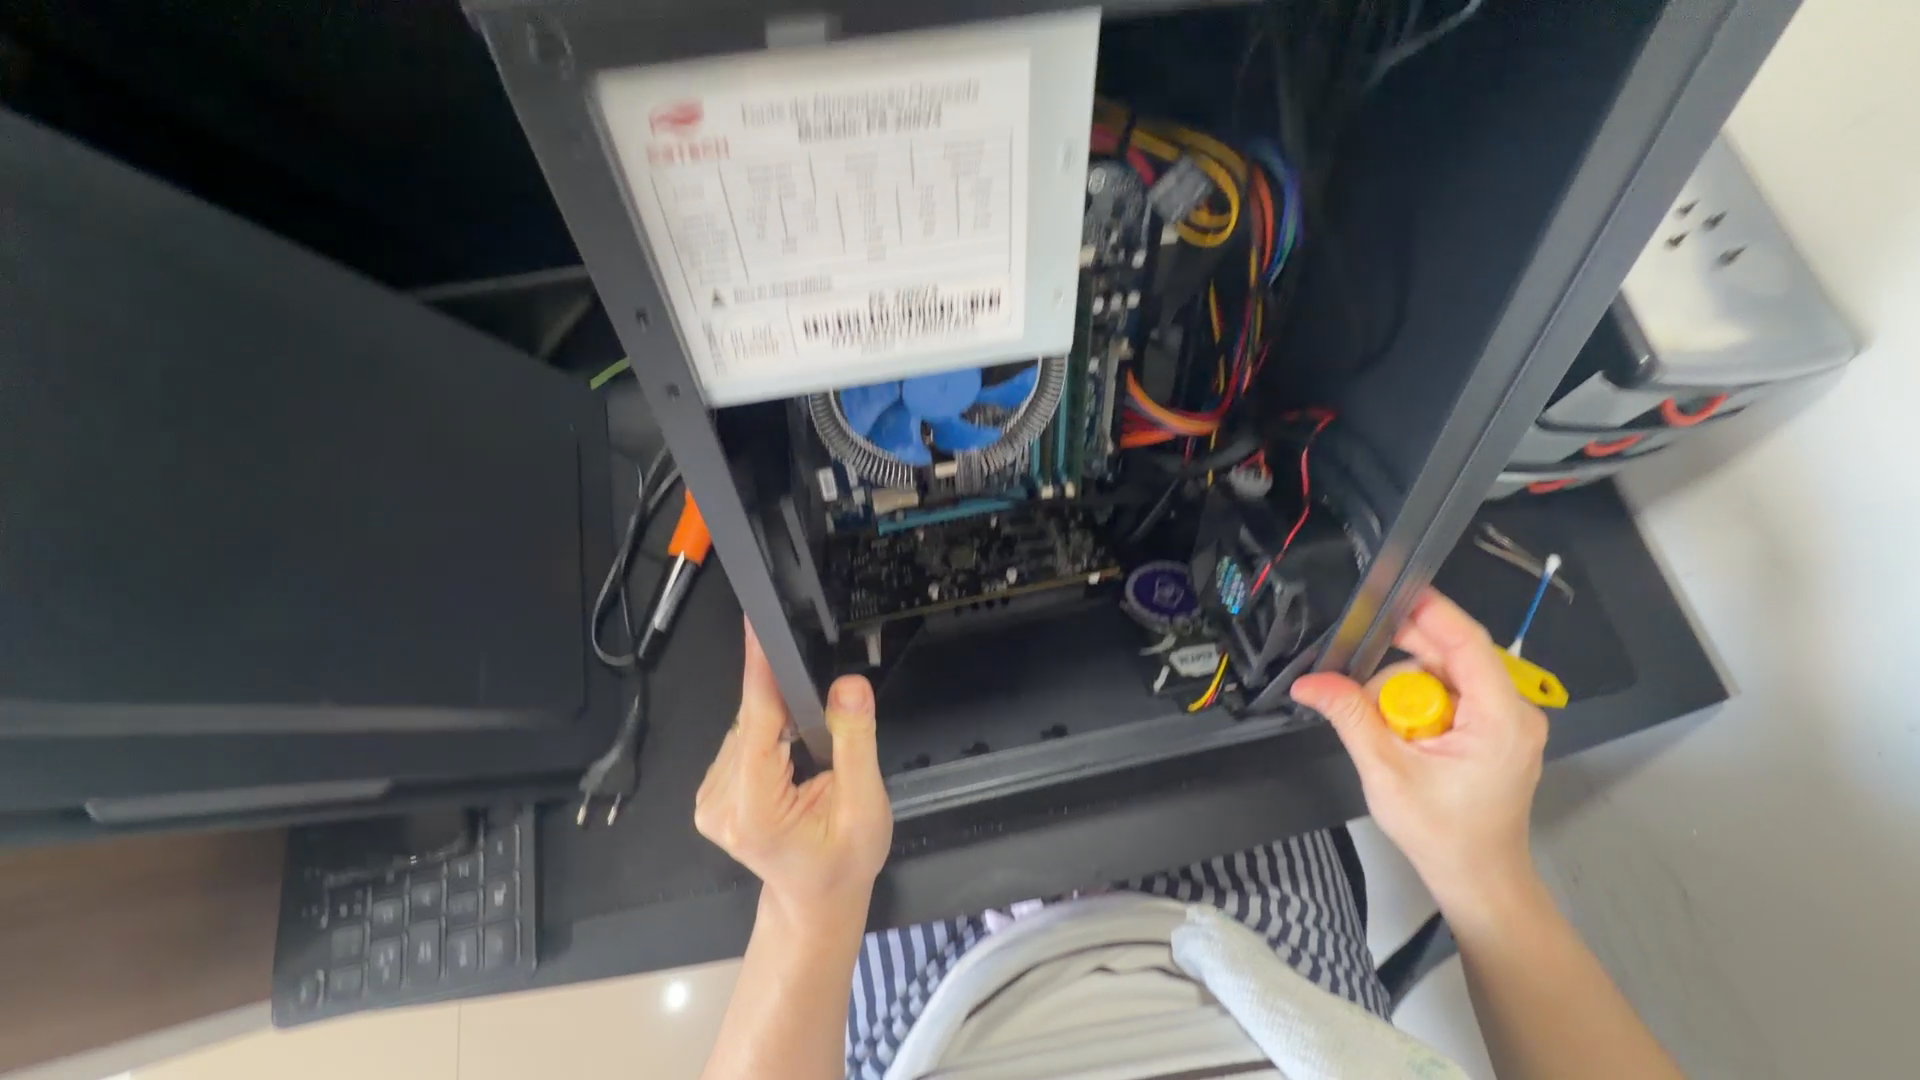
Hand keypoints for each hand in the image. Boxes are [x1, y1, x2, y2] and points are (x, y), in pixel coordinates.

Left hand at [695, 620, 893, 921]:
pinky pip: (742, 740)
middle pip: (752, 720)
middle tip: (825, 708)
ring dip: (779, 719)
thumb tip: (848, 685)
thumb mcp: (865, 805)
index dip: (760, 670)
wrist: (816, 901)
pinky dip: (769, 733)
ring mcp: (709, 798)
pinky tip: (792, 751)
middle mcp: (718, 800)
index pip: (756, 721)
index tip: (758, 625)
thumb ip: (855, 742)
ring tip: (813, 742)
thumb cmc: (845, 862)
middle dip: (787, 703)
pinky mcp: (711, 792)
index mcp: (754, 808)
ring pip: (746, 726)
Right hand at [1290, 589, 1547, 920]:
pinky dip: (1413, 701)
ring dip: (1401, 687)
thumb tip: (1307, 682)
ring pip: (1443, 673)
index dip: (1429, 612)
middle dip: (1399, 658)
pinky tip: (1392, 726)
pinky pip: (1447, 693)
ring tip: (1376, 723)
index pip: (1467, 643)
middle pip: (1451, 655)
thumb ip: (1350, 716)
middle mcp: (1511, 711)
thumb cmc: (1442, 834)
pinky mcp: (1491, 730)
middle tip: (1351, 663)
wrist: (1478, 881)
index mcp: (1500, 718)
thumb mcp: (1387, 772)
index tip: (1390, 589)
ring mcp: (1503, 720)